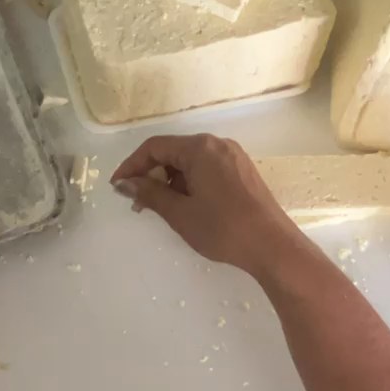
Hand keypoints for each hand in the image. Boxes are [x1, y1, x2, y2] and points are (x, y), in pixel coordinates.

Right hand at [110, 134, 309, 276]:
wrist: (272, 246)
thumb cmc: (223, 228)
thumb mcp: (179, 212)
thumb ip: (150, 193)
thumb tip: (125, 183)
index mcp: (200, 148)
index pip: (155, 147)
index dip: (131, 165)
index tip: (117, 187)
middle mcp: (217, 144)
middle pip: (173, 152)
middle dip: (151, 174)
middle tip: (137, 202)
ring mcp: (233, 157)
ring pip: (190, 162)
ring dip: (170, 181)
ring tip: (160, 208)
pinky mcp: (242, 171)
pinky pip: (207, 169)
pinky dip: (189, 183)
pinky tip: (185, 205)